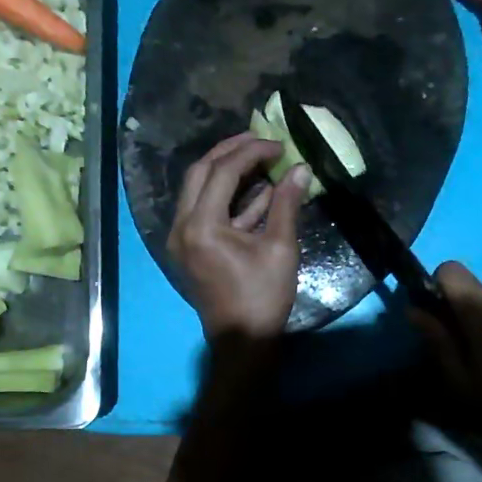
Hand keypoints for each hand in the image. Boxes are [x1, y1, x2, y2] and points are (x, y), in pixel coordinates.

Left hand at [167, 132, 308, 338]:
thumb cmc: (263, 297)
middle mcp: (181, 227)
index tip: (279, 145)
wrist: (241, 341)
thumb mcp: (280, 248)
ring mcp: (181, 238)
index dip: (251, 152)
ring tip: (258, 158)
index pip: (222, 171)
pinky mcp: (188, 247)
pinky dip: (225, 197)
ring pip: (197, 189)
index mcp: (201, 226)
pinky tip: (255, 189)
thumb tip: (301, 168)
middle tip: (259, 140)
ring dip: (225, 171)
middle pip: (200, 172)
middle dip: (230, 152)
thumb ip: (287, 204)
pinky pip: (202, 210)